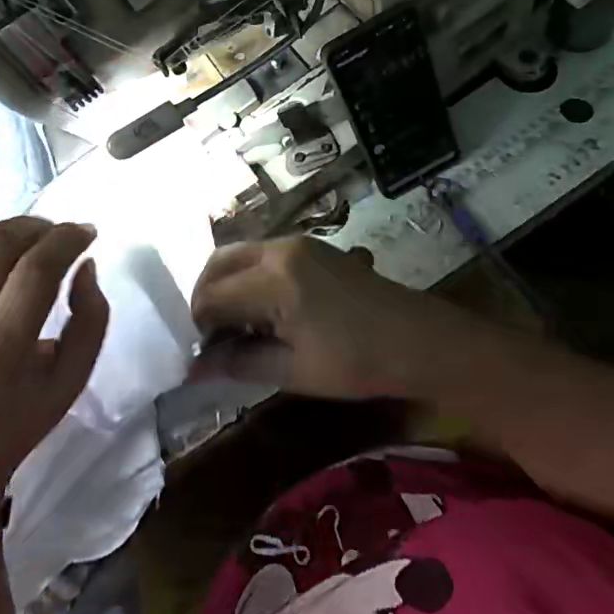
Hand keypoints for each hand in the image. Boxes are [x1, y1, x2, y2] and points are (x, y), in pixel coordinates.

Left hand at [0, 218, 107, 525]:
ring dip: (16, 230)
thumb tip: (86, 266)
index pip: (35, 270)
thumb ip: (91, 318)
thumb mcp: (74, 379)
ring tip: (42, 242)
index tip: (89, 233)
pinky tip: (12, 267)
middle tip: (66, 235)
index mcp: (0, 348)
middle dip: (40, 226)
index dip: (66, 240)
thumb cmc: (19, 423)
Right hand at [189, 237, 473, 399]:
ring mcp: (301, 243)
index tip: (202, 356)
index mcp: (274, 278)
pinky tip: (264, 311)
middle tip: (212, 338)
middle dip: (206, 298)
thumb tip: (195, 366)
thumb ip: (239, 362)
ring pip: (242, 255)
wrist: (417, 339)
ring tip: (238, 328)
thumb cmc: (356, 361)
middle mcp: (281, 248)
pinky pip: (267, 254)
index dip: (198, 327)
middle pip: (220, 262)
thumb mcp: (293, 370)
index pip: (211, 295)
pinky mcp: (316, 247)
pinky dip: (252, 277)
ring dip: (228, 285)